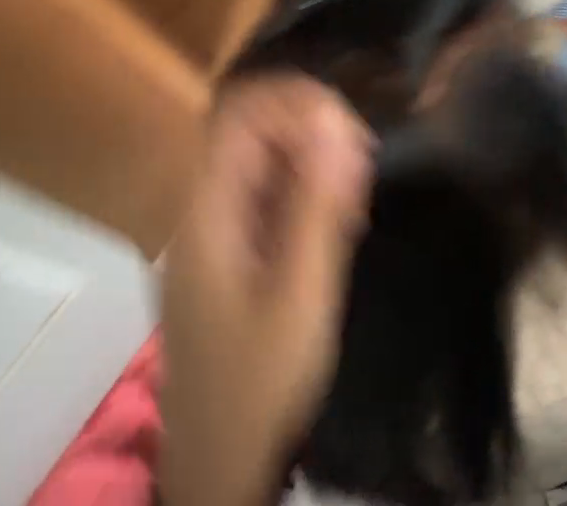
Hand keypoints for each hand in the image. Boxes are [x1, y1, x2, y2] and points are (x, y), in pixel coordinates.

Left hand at [160, 75, 373, 505]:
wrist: (220, 466)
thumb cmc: (260, 382)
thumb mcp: (300, 292)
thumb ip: (318, 204)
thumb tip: (336, 118)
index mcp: (207, 215)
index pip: (240, 116)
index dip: (294, 101)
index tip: (351, 119)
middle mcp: (201, 216)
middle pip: (249, 137)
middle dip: (309, 131)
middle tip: (365, 160)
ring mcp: (212, 240)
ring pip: (260, 168)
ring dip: (311, 163)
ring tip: (359, 190)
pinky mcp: (230, 262)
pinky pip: (266, 202)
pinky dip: (305, 196)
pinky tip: (340, 223)